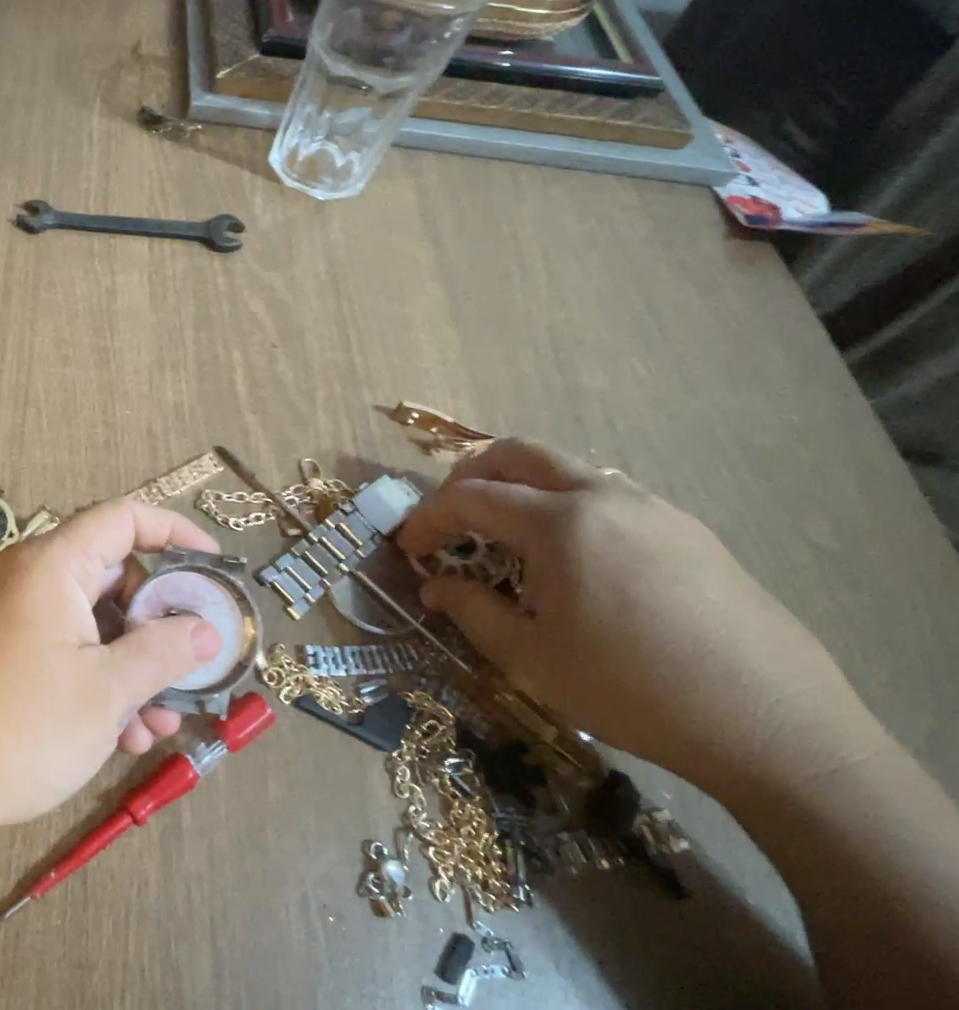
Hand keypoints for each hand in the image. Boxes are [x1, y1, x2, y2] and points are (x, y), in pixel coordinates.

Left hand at [0, 499, 223, 838]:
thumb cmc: (19, 728)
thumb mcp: (107, 692)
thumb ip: (164, 652)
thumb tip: (204, 629)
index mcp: (52, 566)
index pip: (124, 517)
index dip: (175, 532)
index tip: (215, 567)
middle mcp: (28, 579)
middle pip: (112, 575)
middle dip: (159, 622)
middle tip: (193, 664)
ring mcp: (11, 617)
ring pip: (92, 623)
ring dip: (132, 665)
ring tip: (159, 723)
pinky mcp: (0, 654)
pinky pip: (63, 649)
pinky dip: (96, 680)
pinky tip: (122, 736)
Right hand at [395, 439, 879, 787]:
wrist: (770, 723)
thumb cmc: (629, 690)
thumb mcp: (529, 657)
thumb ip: (471, 609)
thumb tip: (434, 585)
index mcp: (560, 524)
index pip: (470, 498)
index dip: (427, 519)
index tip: (408, 549)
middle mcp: (605, 498)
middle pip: (519, 455)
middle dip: (469, 477)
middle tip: (448, 520)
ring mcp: (655, 510)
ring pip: (568, 472)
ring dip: (520, 491)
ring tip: (504, 544)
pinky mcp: (689, 534)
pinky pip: (608, 500)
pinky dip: (565, 511)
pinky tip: (569, 566)